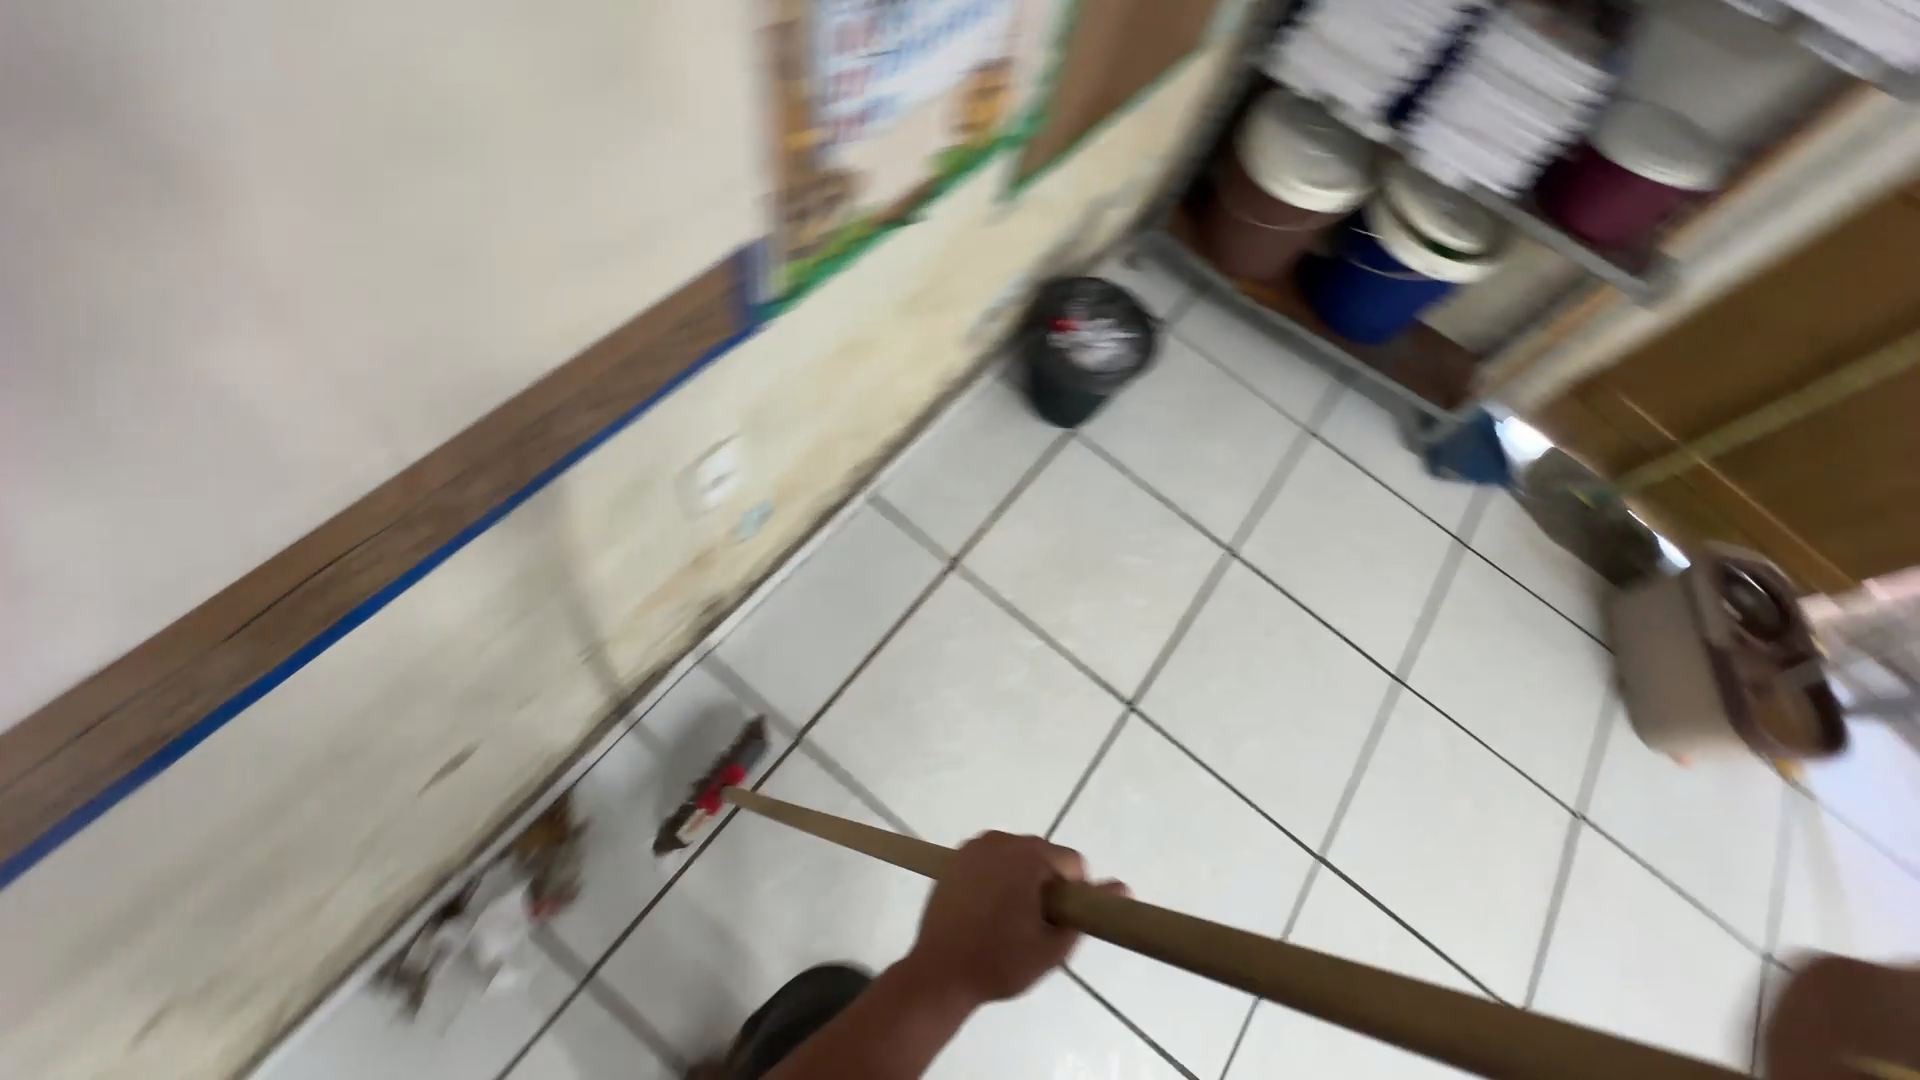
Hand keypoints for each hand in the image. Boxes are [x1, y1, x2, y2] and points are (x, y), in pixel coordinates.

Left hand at [899, 831, 1126, 1008]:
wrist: (939, 973)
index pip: (1072, 862)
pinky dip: (995, 877)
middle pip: (1043, 855)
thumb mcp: (1053, 946)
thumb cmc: (1000, 961)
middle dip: (1046, 884)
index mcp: (1028, 855)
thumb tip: (1123, 887)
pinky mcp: (954, 858)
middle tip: (1033, 925)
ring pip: (1016, 856)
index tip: (1057, 922)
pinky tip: (986, 910)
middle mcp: (1001, 840)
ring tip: (1008, 920)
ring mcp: (974, 846)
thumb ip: (1088, 912)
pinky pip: (990, 860)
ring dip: (1021, 879)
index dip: (1073, 893)